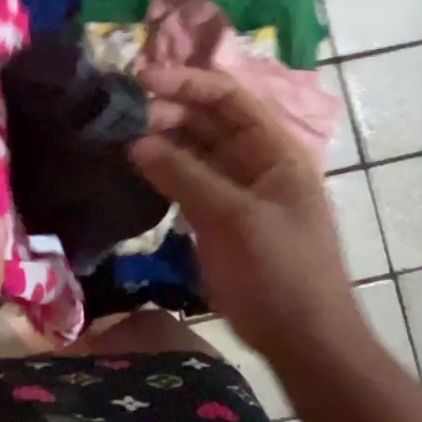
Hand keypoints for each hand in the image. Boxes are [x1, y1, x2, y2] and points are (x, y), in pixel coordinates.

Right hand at [128, 66, 365, 358]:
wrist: (303, 341)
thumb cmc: (281, 273)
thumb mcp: (234, 218)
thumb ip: (184, 175)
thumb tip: (135, 142)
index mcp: (275, 151)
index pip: (229, 98)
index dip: (186, 82)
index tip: (140, 81)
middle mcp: (254, 162)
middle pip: (207, 120)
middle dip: (167, 111)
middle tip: (121, 117)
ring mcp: (235, 190)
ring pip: (192, 150)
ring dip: (159, 140)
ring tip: (118, 137)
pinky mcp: (216, 217)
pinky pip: (185, 181)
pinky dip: (160, 171)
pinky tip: (131, 168)